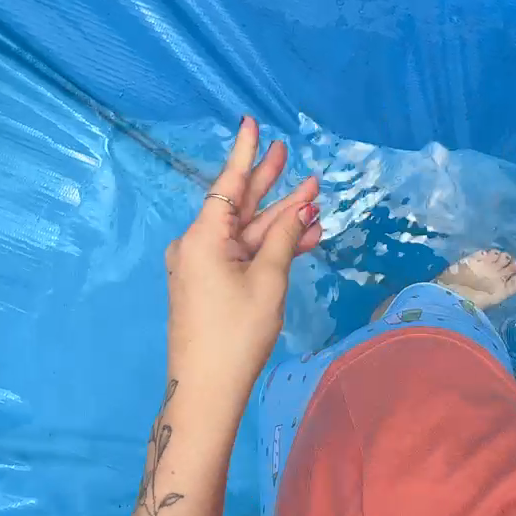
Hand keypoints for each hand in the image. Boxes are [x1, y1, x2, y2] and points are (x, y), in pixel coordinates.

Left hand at [163, 116, 322, 396]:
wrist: (207, 393)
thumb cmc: (237, 332)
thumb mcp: (268, 280)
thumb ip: (285, 238)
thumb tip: (300, 209)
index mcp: (203, 236)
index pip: (229, 182)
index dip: (245, 152)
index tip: (252, 122)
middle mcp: (198, 243)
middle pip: (239, 203)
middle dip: (269, 181)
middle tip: (289, 152)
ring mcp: (204, 265)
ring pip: (247, 231)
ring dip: (281, 219)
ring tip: (316, 198)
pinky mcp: (212, 283)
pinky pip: (244, 254)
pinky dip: (271, 246)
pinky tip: (306, 236)